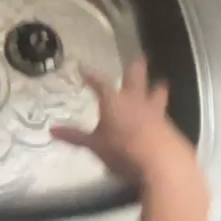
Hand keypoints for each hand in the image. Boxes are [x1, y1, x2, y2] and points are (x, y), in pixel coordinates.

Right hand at [52, 59, 192, 179]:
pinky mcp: (168, 124)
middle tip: (137, 58)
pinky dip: (162, 109)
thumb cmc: (122, 150)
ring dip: (157, 87)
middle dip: (135, 68)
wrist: (161, 162)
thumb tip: (51, 130)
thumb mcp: (94, 145)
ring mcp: (155, 110)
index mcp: (114, 101)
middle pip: (136, 76)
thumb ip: (74, 136)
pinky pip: (164, 112)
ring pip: (157, 92)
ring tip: (161, 82)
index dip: (91, 75)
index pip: (99, 83)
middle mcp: (135, 100)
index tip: (83, 68)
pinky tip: (162, 115)